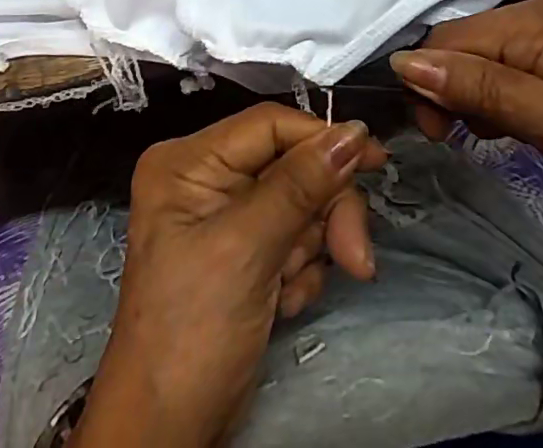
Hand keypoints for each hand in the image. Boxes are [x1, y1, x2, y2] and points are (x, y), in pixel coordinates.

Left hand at [72, 104, 387, 447]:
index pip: (271, 126)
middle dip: (324, 212)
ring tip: (291, 290)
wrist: (168, 429)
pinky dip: (302, 269)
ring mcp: (229, 215)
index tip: (374, 164)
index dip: (323, 140)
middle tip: (353, 257)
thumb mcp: (248, 247)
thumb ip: (303, 184)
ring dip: (312, 247)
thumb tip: (356, 130)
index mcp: (189, 162)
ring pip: (304, 202)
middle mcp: (208, 179)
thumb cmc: (192, 331)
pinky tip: (282, 302)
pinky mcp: (248, 249)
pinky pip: (298, 235)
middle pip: (295, 165)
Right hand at [391, 0, 542, 307]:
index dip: (431, 84)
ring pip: (490, 65)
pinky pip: (518, 79)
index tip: (437, 141)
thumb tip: (406, 65)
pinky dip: (503, 107)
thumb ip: (487, 91)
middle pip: (470, 47)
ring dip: (477, 103)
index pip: (455, 37)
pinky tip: (513, 136)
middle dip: (453, 93)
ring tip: (494, 145)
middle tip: (464, 148)